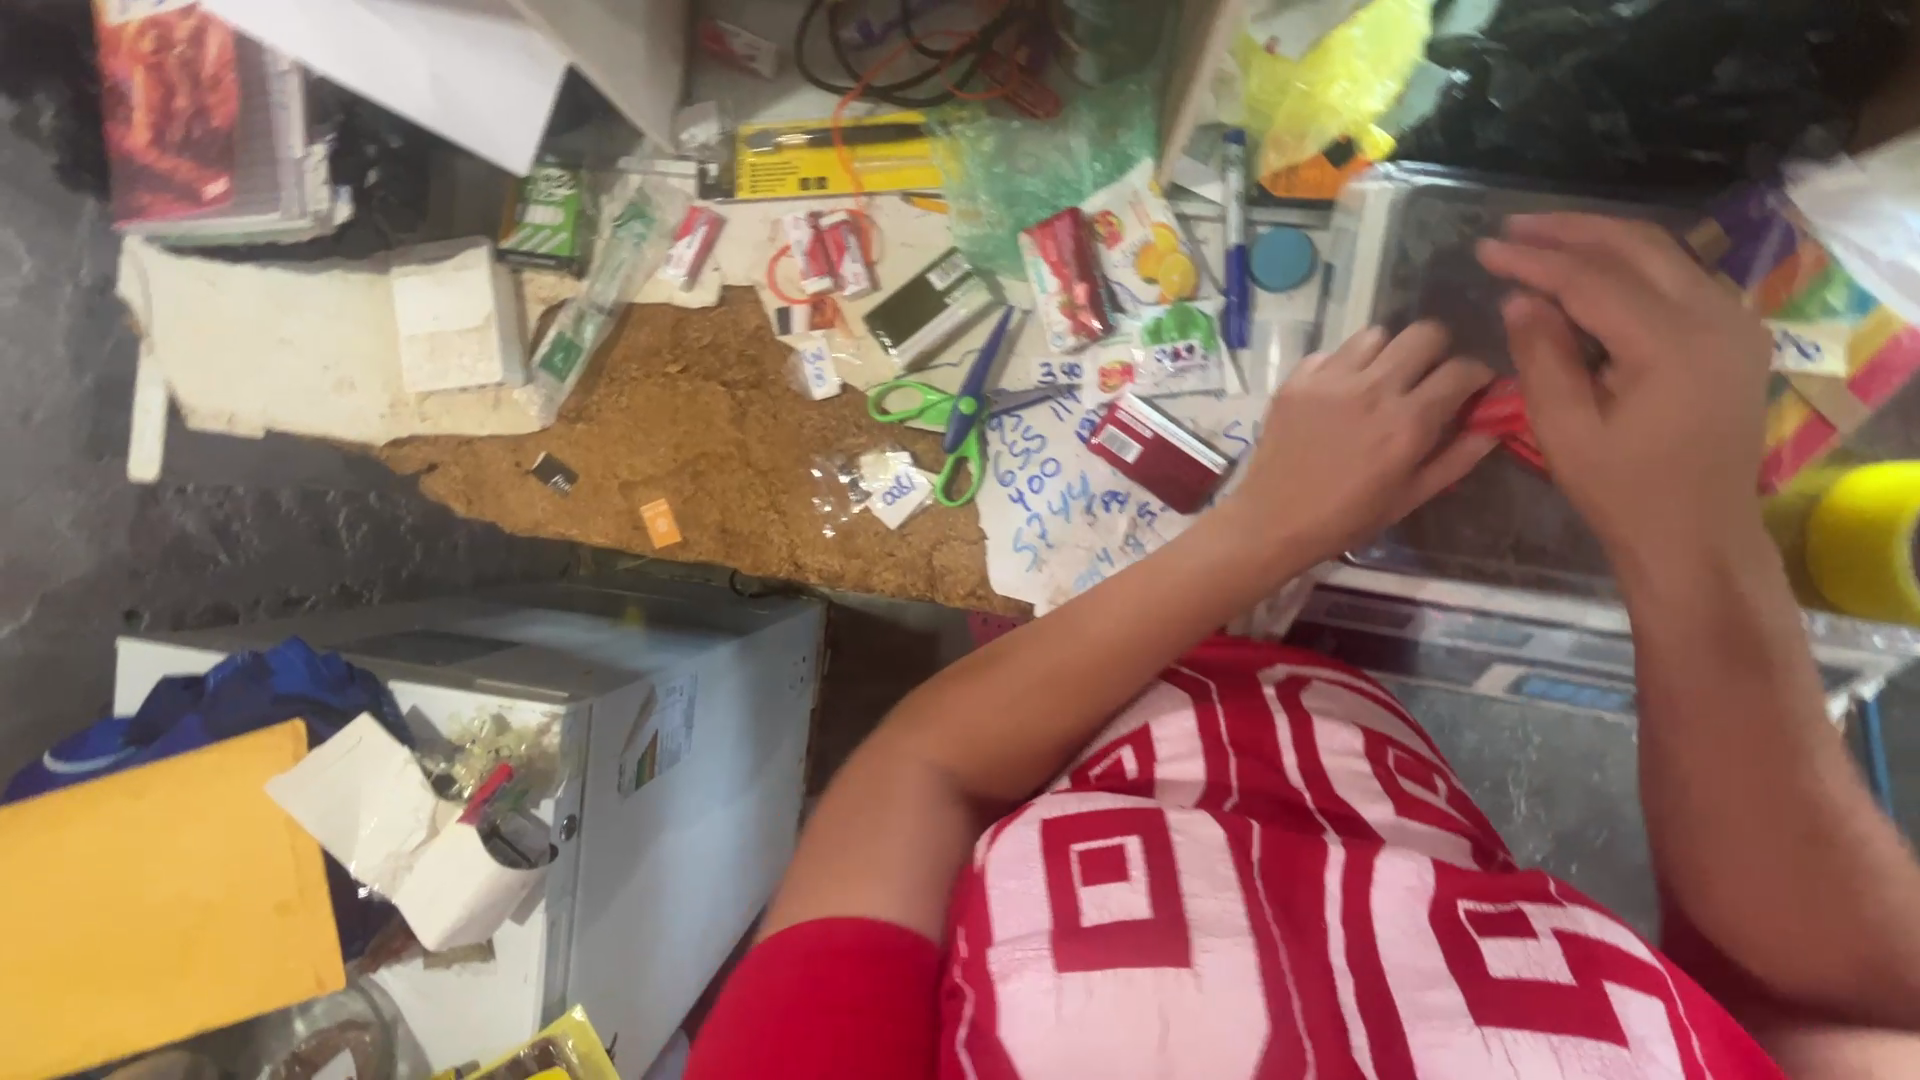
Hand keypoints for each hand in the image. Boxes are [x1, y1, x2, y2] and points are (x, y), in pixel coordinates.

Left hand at [1220, 321, 1495, 563]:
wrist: (1273, 522)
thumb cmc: (1346, 518)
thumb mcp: (1411, 496)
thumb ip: (1458, 457)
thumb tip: (1495, 424)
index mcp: (1409, 422)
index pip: (1463, 368)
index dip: (1475, 375)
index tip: (1469, 389)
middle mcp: (1372, 390)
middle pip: (1424, 332)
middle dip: (1436, 350)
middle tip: (1425, 376)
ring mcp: (1329, 382)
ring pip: (1375, 335)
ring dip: (1386, 353)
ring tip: (1378, 381)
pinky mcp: (1295, 383)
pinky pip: (1329, 353)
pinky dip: (1340, 366)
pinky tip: (1337, 393)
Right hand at [1476, 214, 1771, 566]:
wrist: (1694, 530)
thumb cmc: (1620, 488)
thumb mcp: (1564, 428)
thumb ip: (1542, 356)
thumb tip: (1519, 299)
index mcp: (1672, 343)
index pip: (1592, 279)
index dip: (1534, 261)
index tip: (1484, 250)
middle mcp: (1715, 316)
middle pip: (1639, 247)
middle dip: (1570, 231)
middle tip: (1510, 229)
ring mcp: (1732, 321)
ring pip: (1663, 254)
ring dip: (1599, 241)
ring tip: (1540, 240)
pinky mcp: (1730, 335)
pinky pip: (1677, 278)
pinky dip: (1626, 265)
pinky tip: (1587, 272)